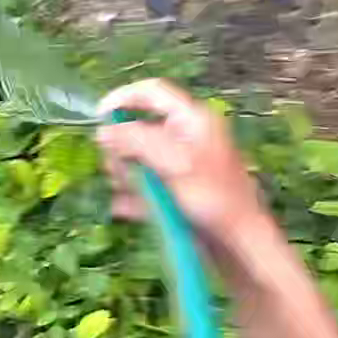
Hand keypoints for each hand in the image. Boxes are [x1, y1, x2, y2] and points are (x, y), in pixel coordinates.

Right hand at [95, 80, 275, 263]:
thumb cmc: (214, 198)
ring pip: (136, 159)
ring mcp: (179, 164)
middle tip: (118, 170)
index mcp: (191, 119)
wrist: (240, 245)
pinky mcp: (174, 190)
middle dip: (122, 148)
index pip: (151, 92)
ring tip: (128, 192)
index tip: (98, 117)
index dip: (122, 98)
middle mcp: (185, 136)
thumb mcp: (174, 164)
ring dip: (125, 175)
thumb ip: (136, 142)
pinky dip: (133, 196)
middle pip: (138, 128)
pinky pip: (144, 185)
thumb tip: (103, 130)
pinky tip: (125, 208)